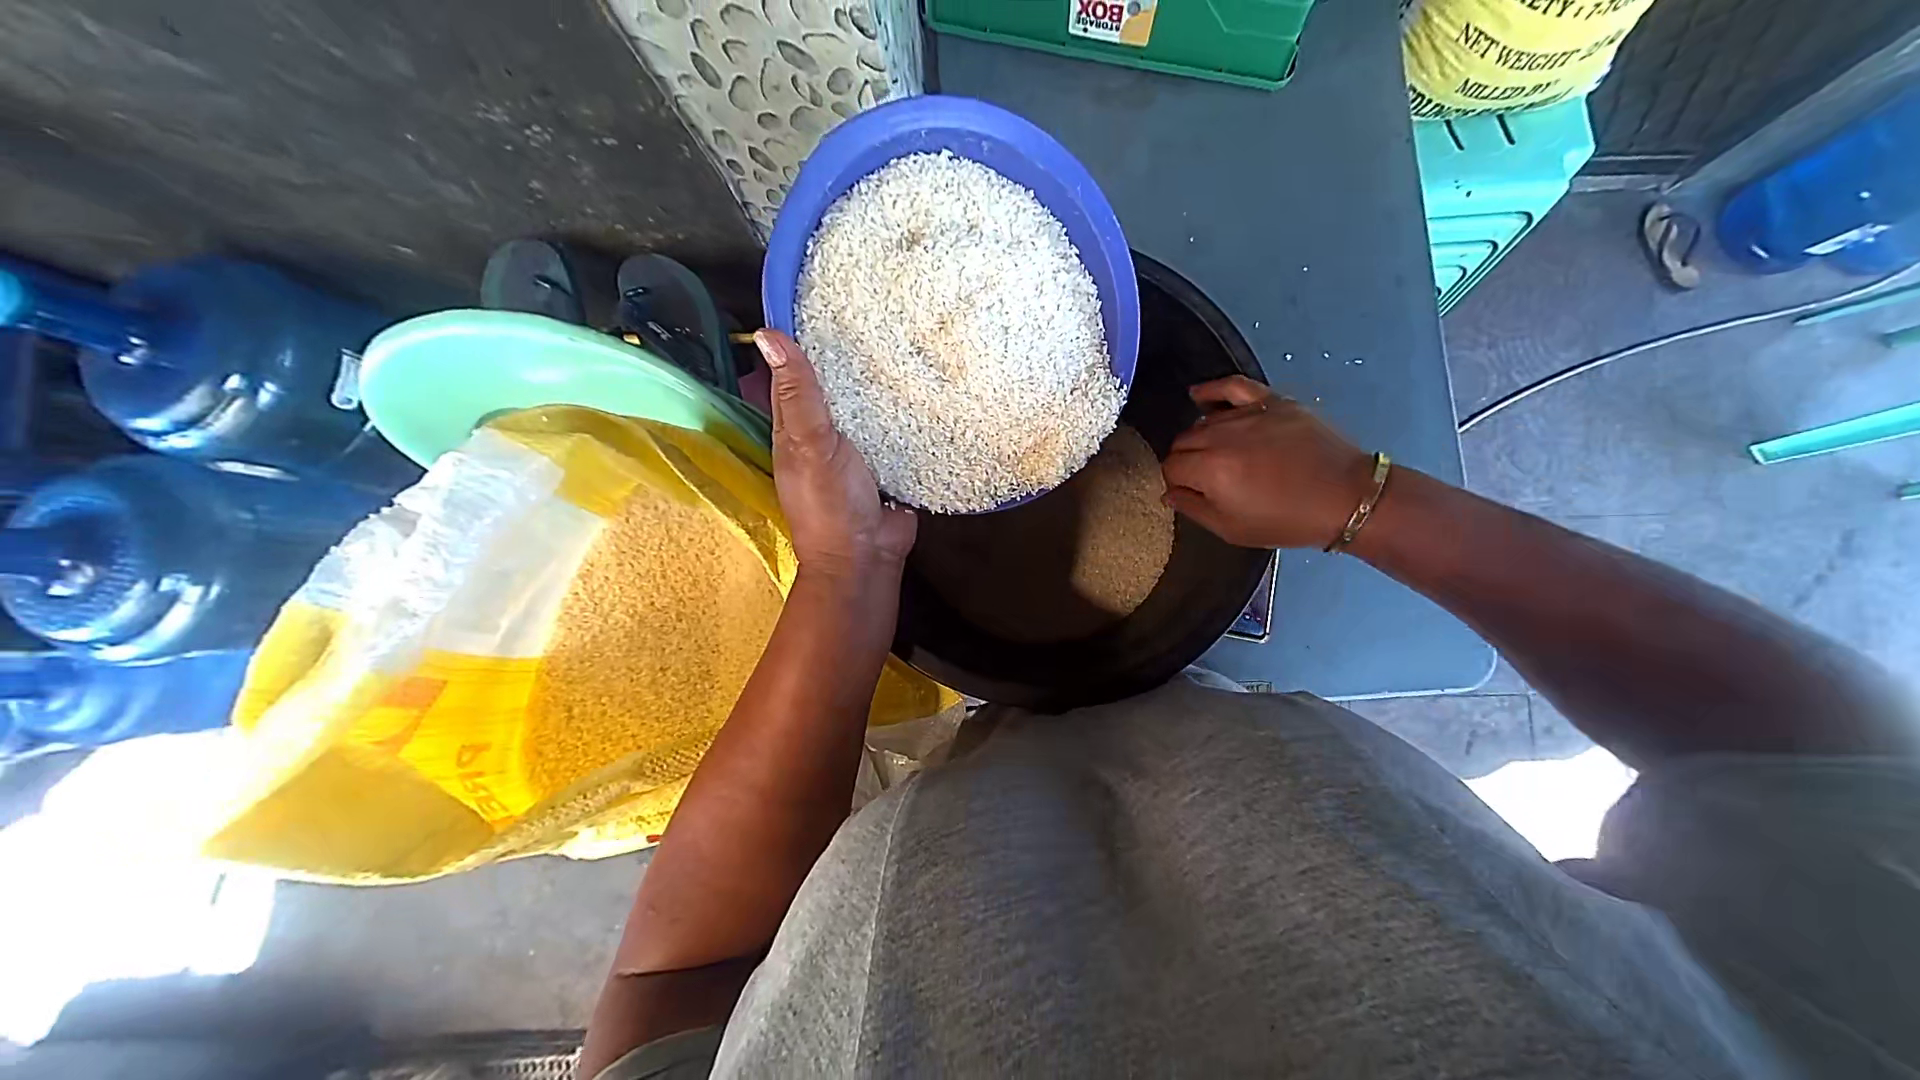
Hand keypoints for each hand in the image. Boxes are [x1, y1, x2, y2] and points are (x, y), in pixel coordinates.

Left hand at [755, 330, 915, 574]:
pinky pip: (890, 426)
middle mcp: (820, 434)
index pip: (788, 374)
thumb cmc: (830, 501)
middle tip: (872, 314)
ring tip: (900, 337)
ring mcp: (853, 449)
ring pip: (861, 405)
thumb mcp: (810, 442)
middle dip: (844, 356)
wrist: (868, 555)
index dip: (797, 342)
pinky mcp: (884, 460)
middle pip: (829, 386)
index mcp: (792, 427)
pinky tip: (919, 384)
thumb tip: (769, 335)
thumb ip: (798, 392)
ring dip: (874, 381)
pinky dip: (899, 409)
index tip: (819, 303)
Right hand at [1161, 376, 1374, 549]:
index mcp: (1210, 470)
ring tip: (1215, 454)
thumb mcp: (1232, 529)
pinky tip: (1198, 396)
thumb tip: (1169, 493)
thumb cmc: (1287, 520)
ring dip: (1201, 437)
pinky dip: (1212, 390)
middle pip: (1182, 441)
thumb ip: (1193, 508)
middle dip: (1185, 459)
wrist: (1347, 499)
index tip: (1187, 491)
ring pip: (1203, 421)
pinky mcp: (1272, 402)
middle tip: (1202, 477)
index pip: (1171, 467)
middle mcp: (1222, 437)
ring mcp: (1248, 415)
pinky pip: (1233, 387)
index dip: (1175, 481)